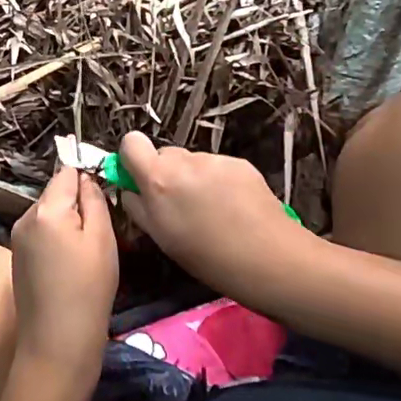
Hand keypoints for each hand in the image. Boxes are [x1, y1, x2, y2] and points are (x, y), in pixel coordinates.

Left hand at [10, 165, 117, 368]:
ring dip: (66, 222)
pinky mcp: (17, 256)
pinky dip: (55, 239)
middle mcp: (25, 217)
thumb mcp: (102, 240)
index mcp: (46, 209)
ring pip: (47, 213)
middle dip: (76, 203)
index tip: (104, 200)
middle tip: (99, 231)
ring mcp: (17, 237)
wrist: (57, 342)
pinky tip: (69, 264)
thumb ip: (94, 201)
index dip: (87, 180)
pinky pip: (40, 233)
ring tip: (86, 251)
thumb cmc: (88, 289)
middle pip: (55, 193)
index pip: (66, 173)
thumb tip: (86, 178)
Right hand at [118, 131, 306, 300]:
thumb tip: (131, 190)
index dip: (133, 157)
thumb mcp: (160, 237)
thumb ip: (138, 207)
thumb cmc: (207, 257)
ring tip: (212, 211)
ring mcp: (214, 160)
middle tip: (181, 205)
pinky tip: (234, 208)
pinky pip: (218, 167)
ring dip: (194, 179)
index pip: (131, 142)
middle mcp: (184, 161)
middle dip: (167, 173)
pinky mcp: (240, 163)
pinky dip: (220, 182)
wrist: (269, 258)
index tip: (140, 178)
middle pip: (165, 154)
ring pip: (193, 163)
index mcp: (157, 179)